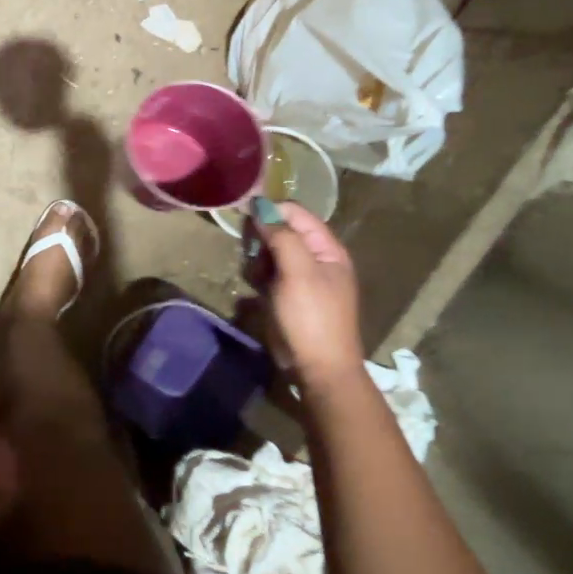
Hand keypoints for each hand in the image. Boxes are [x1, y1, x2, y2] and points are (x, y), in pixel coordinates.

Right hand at [245, 201, 363, 390]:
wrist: (317, 366)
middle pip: (280, 228)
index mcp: (327, 249)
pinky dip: (257, 275)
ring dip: (256, 259)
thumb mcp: (298, 272)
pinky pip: (266, 270)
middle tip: (253, 254)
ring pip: (268, 249)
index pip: (295, 212)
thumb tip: (261, 206)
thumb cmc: (311, 317)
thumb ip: (281, 236)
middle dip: (261, 238)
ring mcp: (300, 275)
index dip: (270, 211)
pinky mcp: (286, 291)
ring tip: (257, 277)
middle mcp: (315, 257)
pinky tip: (257, 288)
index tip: (245, 220)